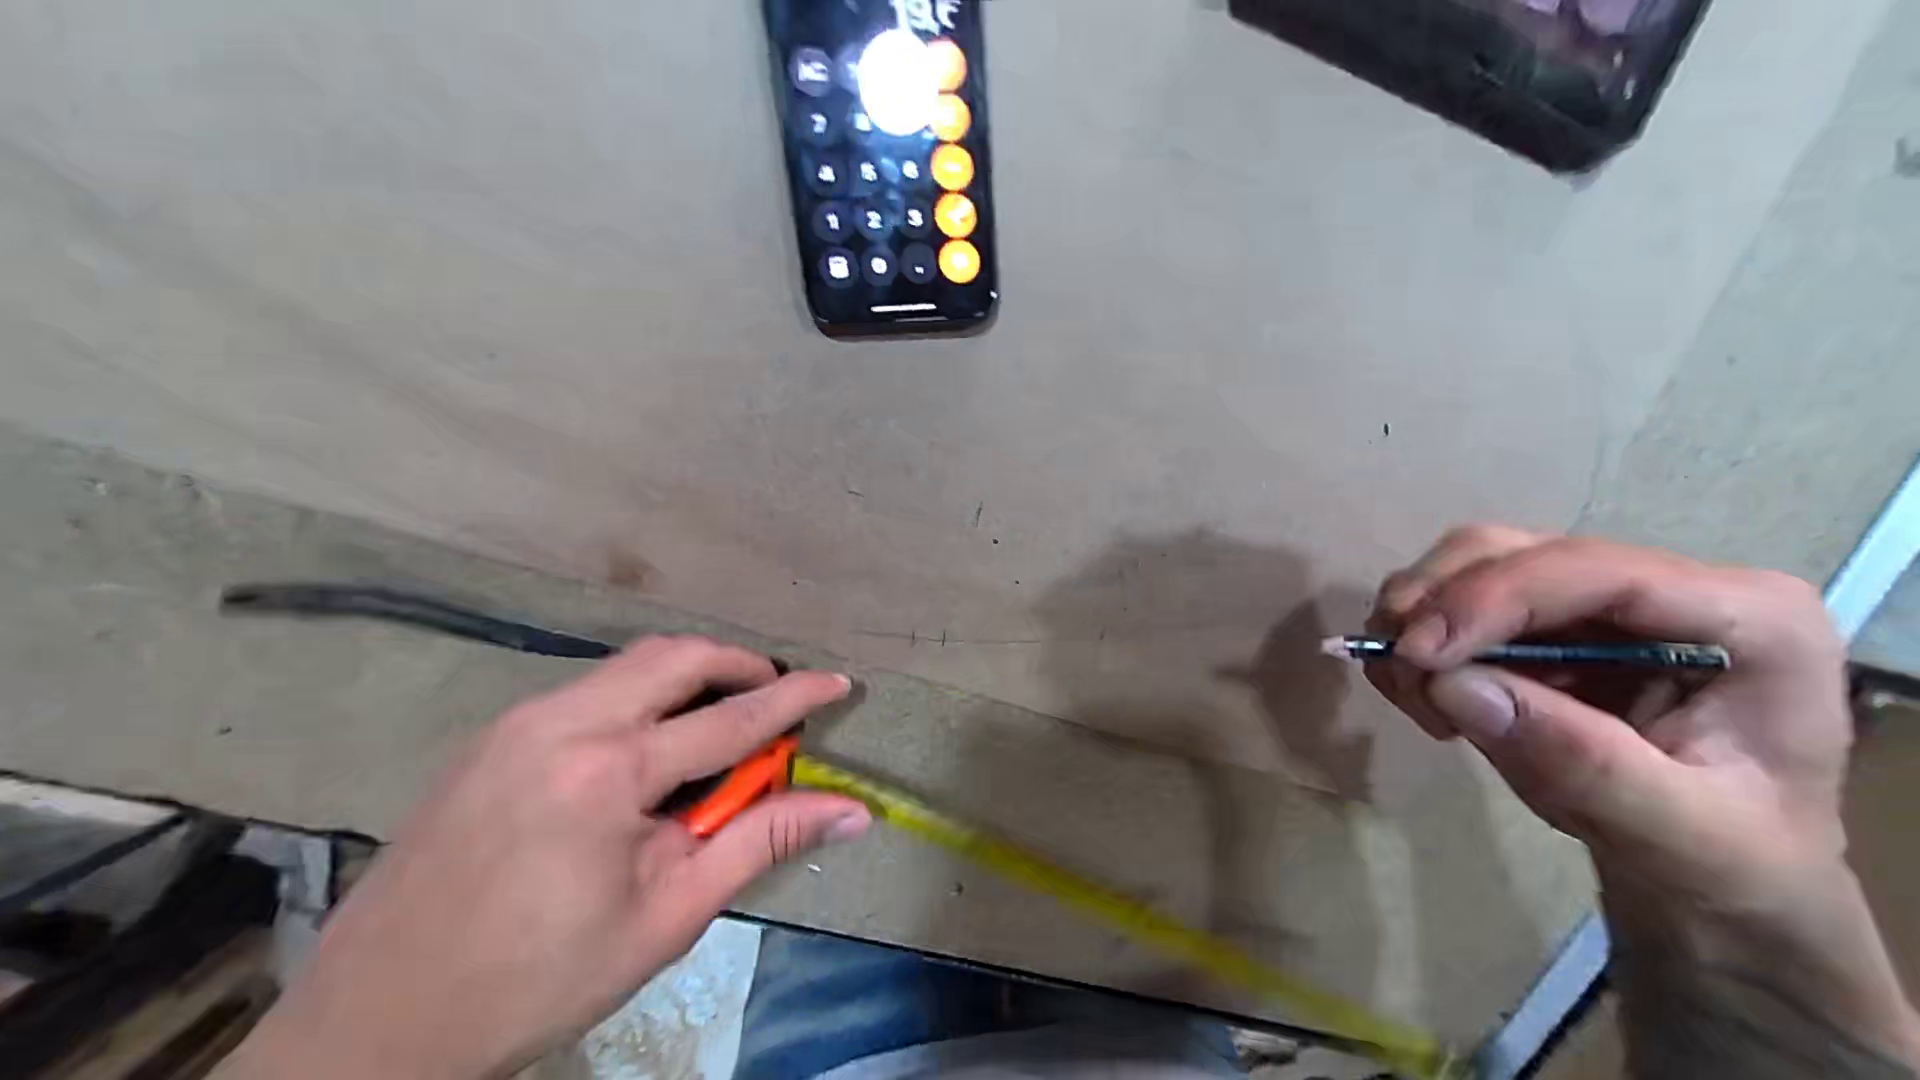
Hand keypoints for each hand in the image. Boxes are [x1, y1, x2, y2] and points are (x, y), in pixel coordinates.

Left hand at [219, 636, 872, 1079]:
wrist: (374, 1024)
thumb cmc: (541, 979)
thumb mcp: (670, 915)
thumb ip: (761, 842)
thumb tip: (850, 812)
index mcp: (609, 772)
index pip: (731, 716)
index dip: (794, 697)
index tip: (839, 683)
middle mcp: (563, 721)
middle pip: (677, 656)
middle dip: (738, 663)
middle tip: (775, 694)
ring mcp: (520, 720)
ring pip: (631, 663)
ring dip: (690, 674)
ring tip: (720, 715)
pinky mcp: (494, 733)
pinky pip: (591, 687)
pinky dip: (641, 694)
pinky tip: (646, 744)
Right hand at [1366, 527, 1919, 1062]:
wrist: (1716, 896)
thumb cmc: (1736, 877)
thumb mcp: (1680, 837)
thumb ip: (1581, 760)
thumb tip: (1456, 689)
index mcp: (1741, 616)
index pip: (1590, 568)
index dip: (1489, 599)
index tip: (1415, 656)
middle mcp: (1665, 589)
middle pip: (1511, 550)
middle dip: (1438, 604)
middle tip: (1401, 676)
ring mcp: (1595, 605)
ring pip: (1470, 562)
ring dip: (1420, 619)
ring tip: (1414, 694)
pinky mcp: (1541, 629)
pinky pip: (1454, 600)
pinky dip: (1421, 638)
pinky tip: (1428, 693)